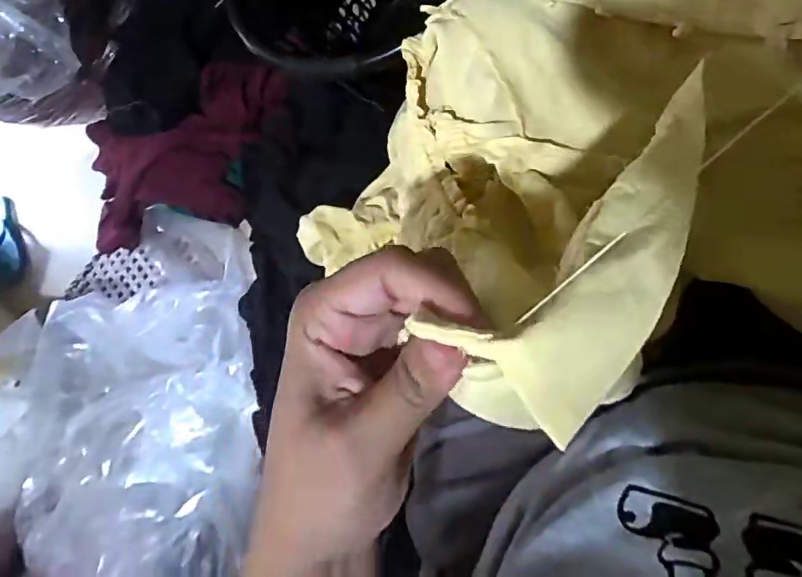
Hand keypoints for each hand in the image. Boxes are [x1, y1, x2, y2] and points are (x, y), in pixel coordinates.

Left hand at [246, 247, 484, 575]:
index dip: (435, 287)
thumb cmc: (319, 490)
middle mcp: (344, 305)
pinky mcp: (392, 348)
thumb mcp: (361, 447)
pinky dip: (457, 333)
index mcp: (322, 312)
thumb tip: (459, 339)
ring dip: (459, 315)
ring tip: (486, 353)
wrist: (312, 531)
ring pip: (426, 290)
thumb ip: (408, 391)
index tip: (480, 329)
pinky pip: (433, 321)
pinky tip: (474, 360)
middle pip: (410, 271)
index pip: (386, 271)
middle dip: (452, 298)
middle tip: (488, 345)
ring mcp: (368, 324)